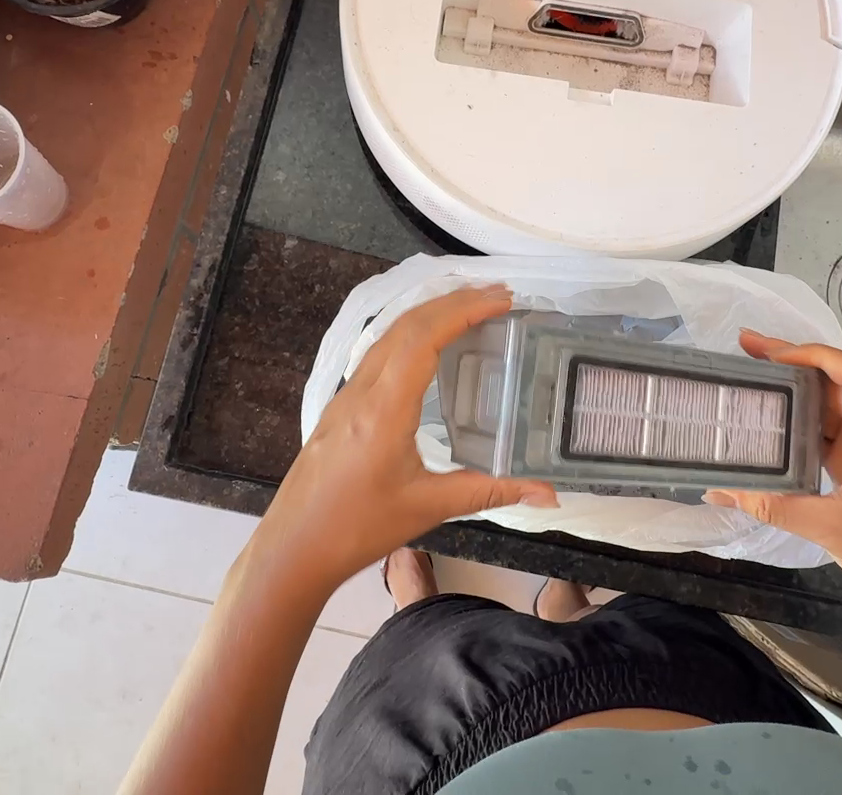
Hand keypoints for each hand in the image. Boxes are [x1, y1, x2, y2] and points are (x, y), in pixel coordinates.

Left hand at [249, 286, 557, 591]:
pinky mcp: (340, 405)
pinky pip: (377, 352)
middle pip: (406, 325)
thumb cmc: (358, 529)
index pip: (424, 338)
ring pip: (388, 334)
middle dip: (453, 301)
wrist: (293, 547)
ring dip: (429, 313)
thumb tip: (548, 494)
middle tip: (498, 294)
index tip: (502, 299)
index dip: (464, 310)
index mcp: (384, 409)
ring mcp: (346, 394)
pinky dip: (410, 333)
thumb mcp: (429, 508)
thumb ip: (491, 492)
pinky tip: (427, 343)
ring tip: (469, 307)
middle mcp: (362, 390)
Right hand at [704, 331, 841, 617]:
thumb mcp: (832, 530)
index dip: (815, 355)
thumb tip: (721, 490)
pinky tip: (772, 420)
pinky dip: (798, 417)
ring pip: (830, 403)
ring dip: (794, 385)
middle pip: (837, 380)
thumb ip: (775, 507)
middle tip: (747, 347)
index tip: (772, 354)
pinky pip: (827, 430)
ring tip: (752, 373)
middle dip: (794, 359)